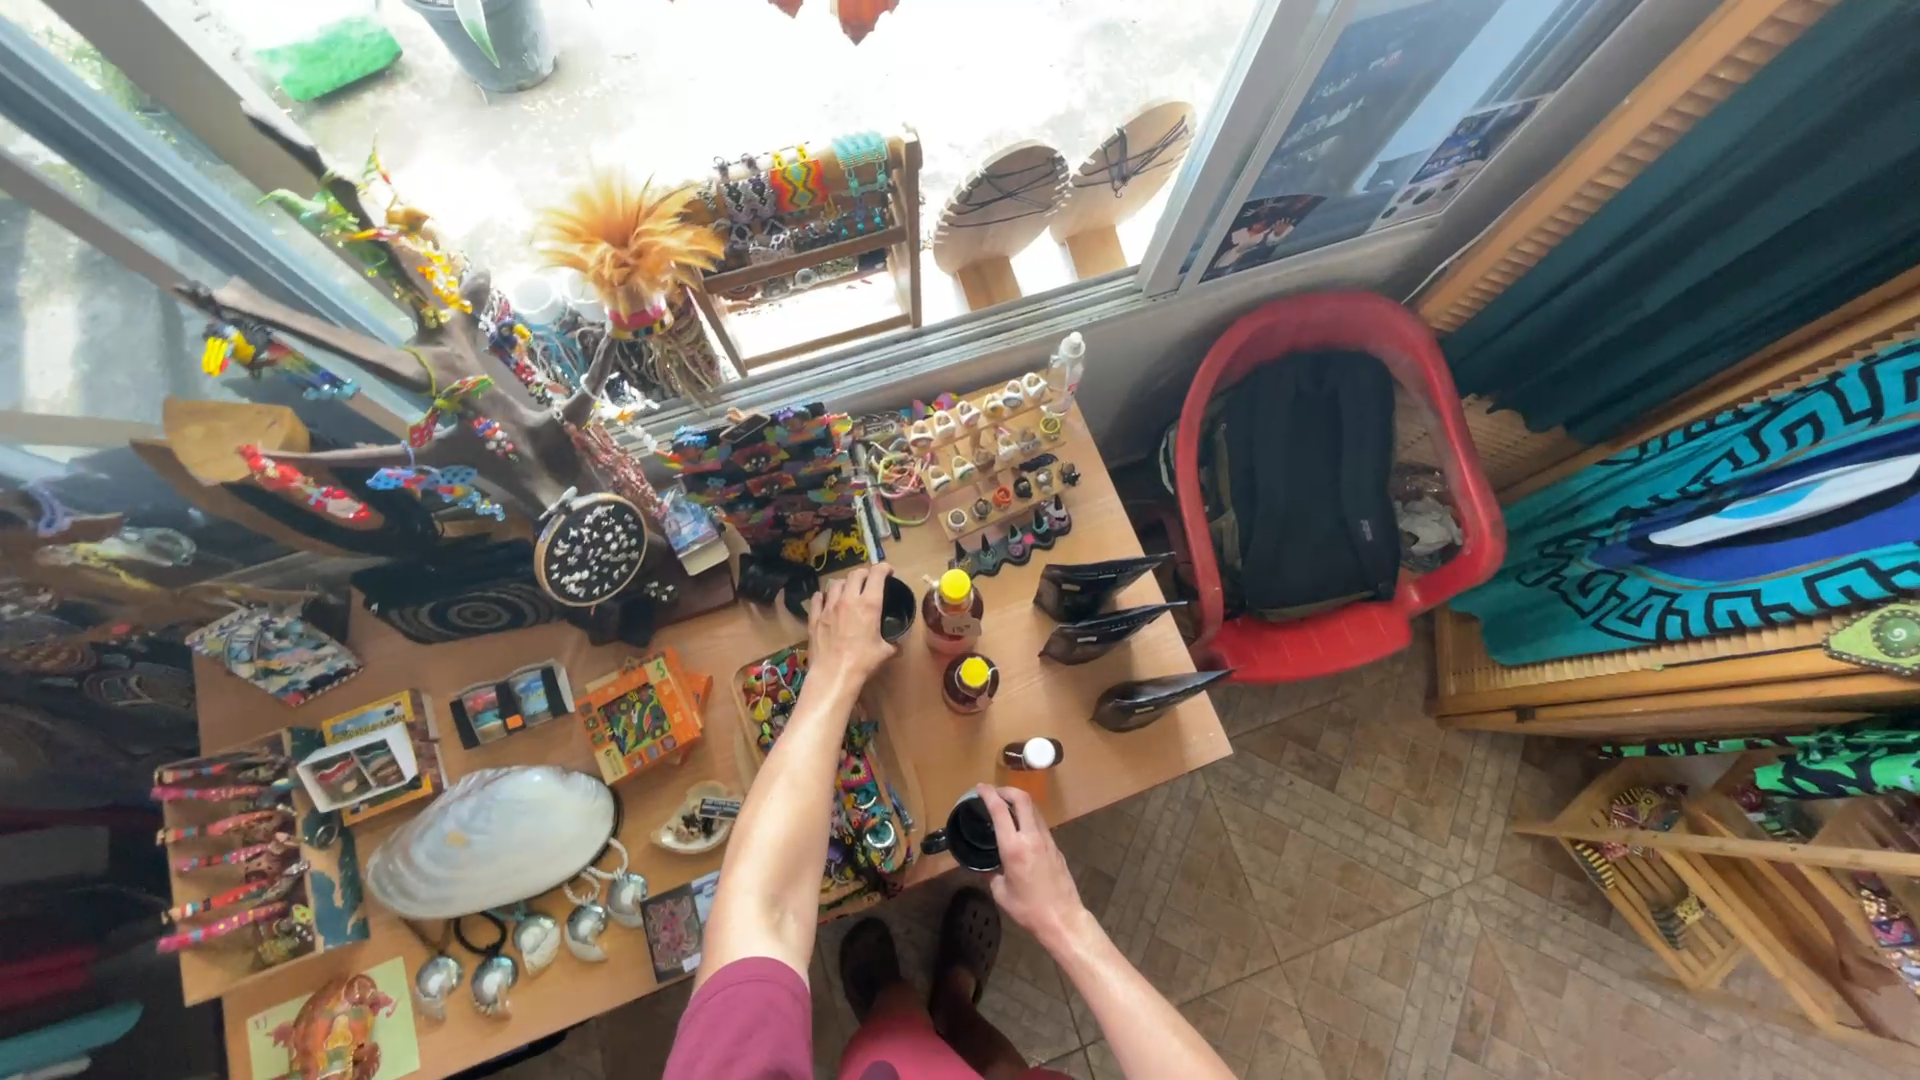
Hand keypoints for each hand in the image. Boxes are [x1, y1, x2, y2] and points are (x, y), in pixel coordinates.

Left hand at [804, 563, 898, 693]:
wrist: (834, 674)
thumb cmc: (863, 662)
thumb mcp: (885, 652)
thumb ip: (893, 644)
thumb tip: (898, 646)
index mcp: (869, 604)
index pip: (877, 574)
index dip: (884, 568)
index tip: (888, 571)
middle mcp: (848, 599)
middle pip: (855, 574)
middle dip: (865, 573)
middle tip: (869, 581)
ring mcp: (829, 607)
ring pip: (835, 583)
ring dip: (844, 583)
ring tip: (848, 590)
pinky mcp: (814, 617)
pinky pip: (817, 598)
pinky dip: (823, 596)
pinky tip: (826, 600)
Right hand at [976, 783, 1089, 952]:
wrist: (1062, 918)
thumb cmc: (1028, 908)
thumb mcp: (1001, 893)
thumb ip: (993, 875)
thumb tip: (990, 869)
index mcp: (1013, 847)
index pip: (999, 810)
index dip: (988, 794)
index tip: (979, 788)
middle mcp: (1031, 836)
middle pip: (1022, 798)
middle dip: (1006, 790)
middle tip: (994, 792)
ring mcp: (1046, 839)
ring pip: (1033, 808)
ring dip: (1019, 801)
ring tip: (1007, 807)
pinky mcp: (1055, 846)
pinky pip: (1039, 823)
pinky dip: (1028, 816)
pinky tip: (1021, 827)